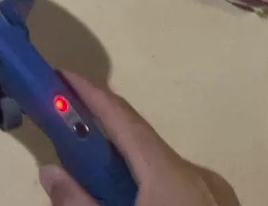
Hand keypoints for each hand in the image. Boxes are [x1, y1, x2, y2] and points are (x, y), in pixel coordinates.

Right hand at [40, 74, 219, 205]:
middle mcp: (197, 176)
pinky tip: (131, 200)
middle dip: (103, 130)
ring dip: (126, 163)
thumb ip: (79, 204)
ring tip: (95, 175)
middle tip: (66, 129)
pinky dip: (148, 183)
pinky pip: (178, 187)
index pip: (122, 116)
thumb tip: (50, 171)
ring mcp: (217, 197)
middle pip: (141, 140)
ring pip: (161, 166)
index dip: (89, 91)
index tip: (59, 74)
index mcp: (171, 173)